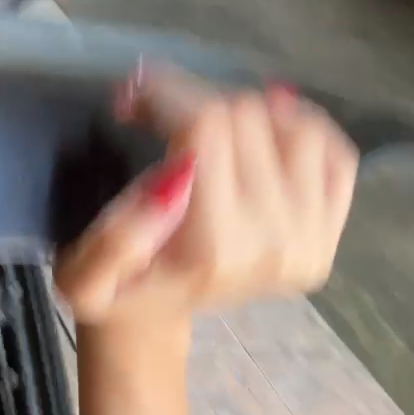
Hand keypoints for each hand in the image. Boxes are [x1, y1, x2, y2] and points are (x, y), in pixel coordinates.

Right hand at [56, 64, 358, 328]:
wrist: (151, 321)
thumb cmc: (110, 294)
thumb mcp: (80, 280)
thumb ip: (112, 242)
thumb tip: (173, 180)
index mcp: (212, 246)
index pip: (206, 129)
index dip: (166, 94)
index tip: (130, 92)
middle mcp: (275, 239)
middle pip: (248, 119)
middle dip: (192, 98)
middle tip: (149, 107)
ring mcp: (311, 238)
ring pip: (295, 125)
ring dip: (240, 110)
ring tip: (197, 122)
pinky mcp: (329, 234)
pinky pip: (333, 154)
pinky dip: (298, 127)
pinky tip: (258, 131)